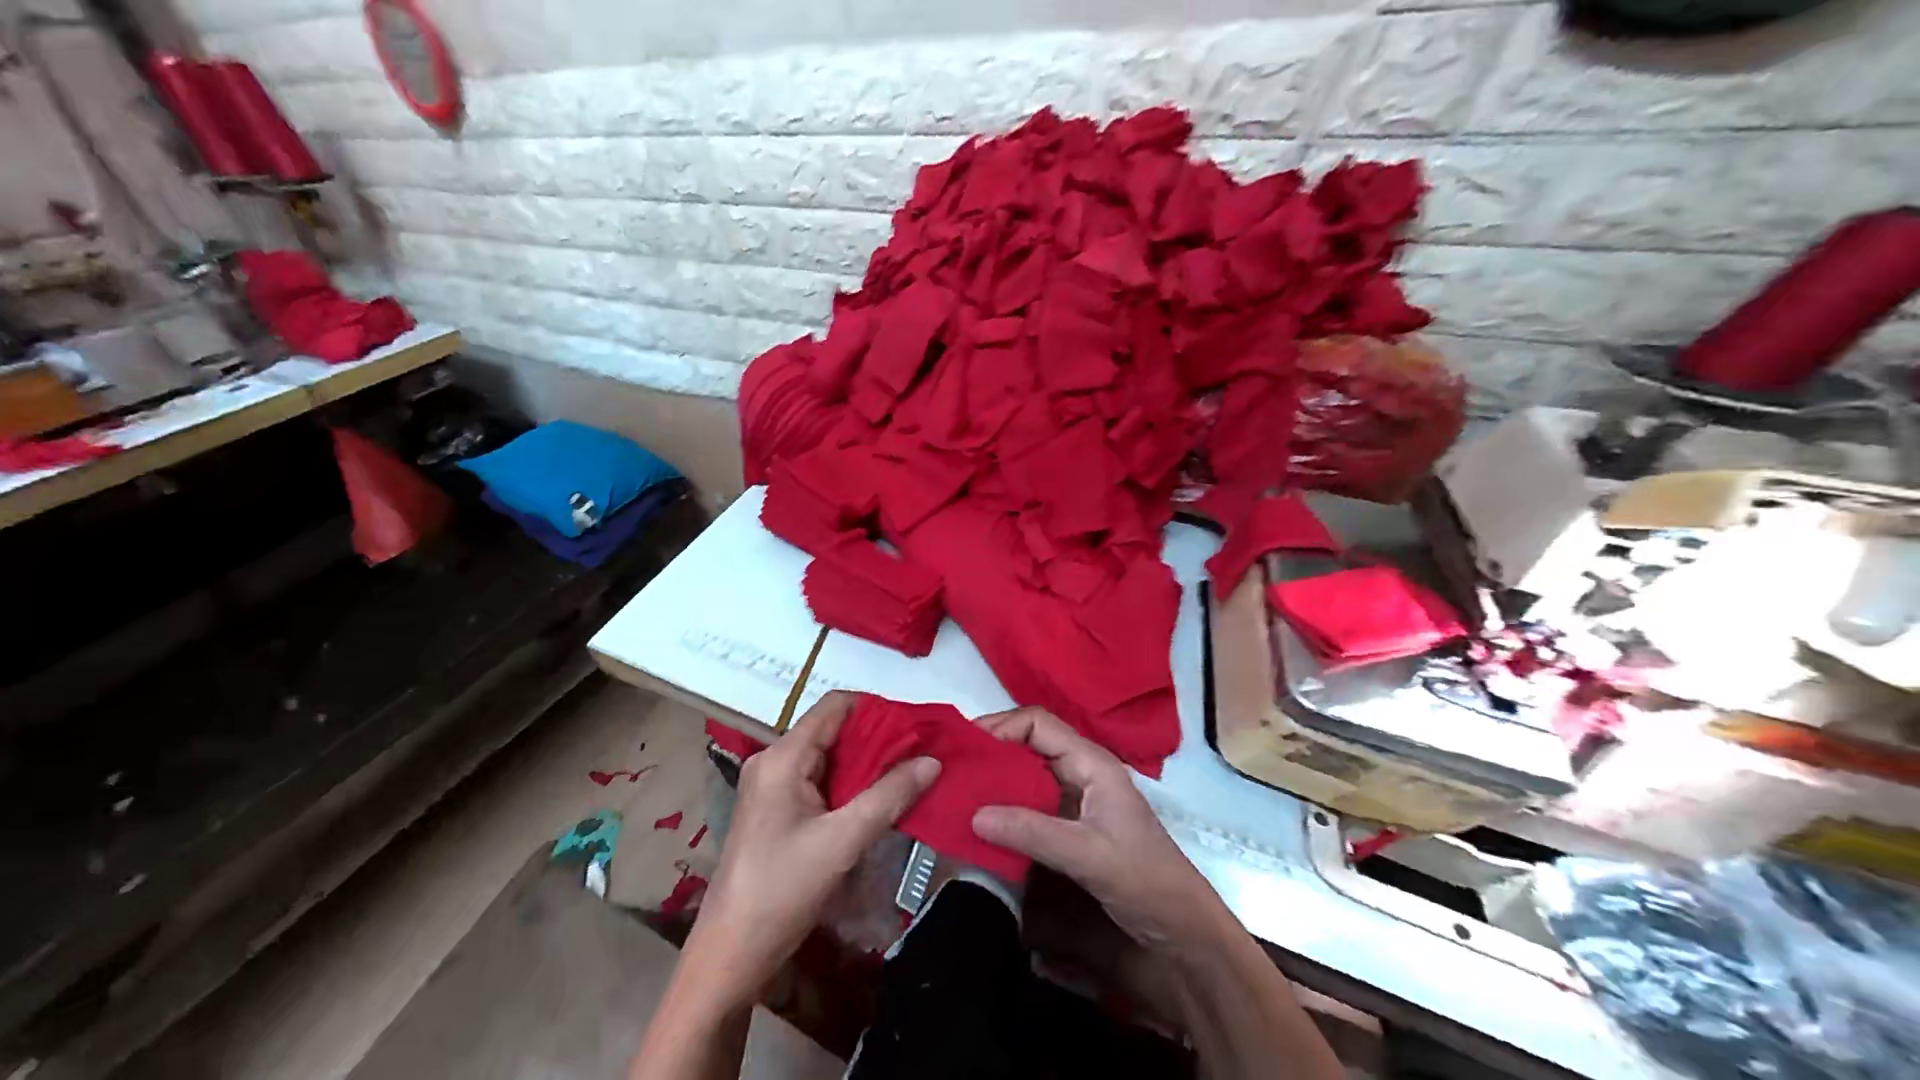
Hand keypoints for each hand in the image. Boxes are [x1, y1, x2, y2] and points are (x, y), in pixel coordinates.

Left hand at [687, 692, 940, 1003]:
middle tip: (923, 750)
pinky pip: (823, 784)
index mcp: (782, 758)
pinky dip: (854, 786)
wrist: (731, 954)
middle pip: (834, 731)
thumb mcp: (843, 841)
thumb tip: (932, 760)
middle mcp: (775, 763)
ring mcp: (775, 788)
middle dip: (879, 738)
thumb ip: (889, 796)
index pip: (835, 706)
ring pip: (831, 760)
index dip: (877, 708)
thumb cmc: (781, 890)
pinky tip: (883, 799)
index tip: (916, 724)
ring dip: (870, 764)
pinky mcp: (780, 813)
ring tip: (912, 772)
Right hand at [971, 707, 1227, 952]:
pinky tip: (981, 823)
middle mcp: (1081, 771)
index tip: (965, 748)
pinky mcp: (1070, 824)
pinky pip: (1029, 803)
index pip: (1038, 723)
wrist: (1179, 926)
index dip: (1000, 727)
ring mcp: (1075, 798)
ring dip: (995, 780)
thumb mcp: (1087, 854)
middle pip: (1028, 744)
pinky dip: (1004, 806)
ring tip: (958, 793)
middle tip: (952, 770)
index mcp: (1091, 762)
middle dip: (991, 752)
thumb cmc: (1143, 878)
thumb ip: (1032, 831)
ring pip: (1027, 774)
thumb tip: (974, 812)